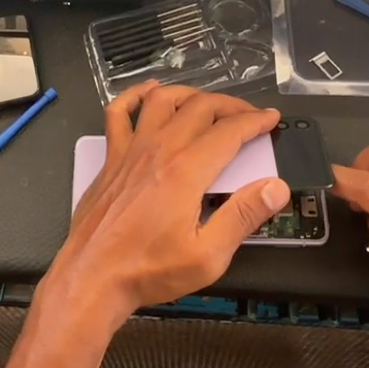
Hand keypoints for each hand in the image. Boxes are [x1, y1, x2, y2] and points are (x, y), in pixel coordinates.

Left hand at [45, 81, 289, 328]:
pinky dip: (134, 95)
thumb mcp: (207, 256)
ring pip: (162, 100)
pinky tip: (149, 91)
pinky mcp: (111, 157)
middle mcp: (159, 148)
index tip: (271, 119)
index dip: (255, 121)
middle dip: (231, 105)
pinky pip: (118, 112)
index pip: (229, 131)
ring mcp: (131, 148)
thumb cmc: (150, 270)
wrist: (92, 276)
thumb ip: (243, 217)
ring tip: (208, 103)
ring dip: (190, 93)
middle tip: (249, 115)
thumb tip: (276, 186)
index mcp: (186, 170)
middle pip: (200, 107)